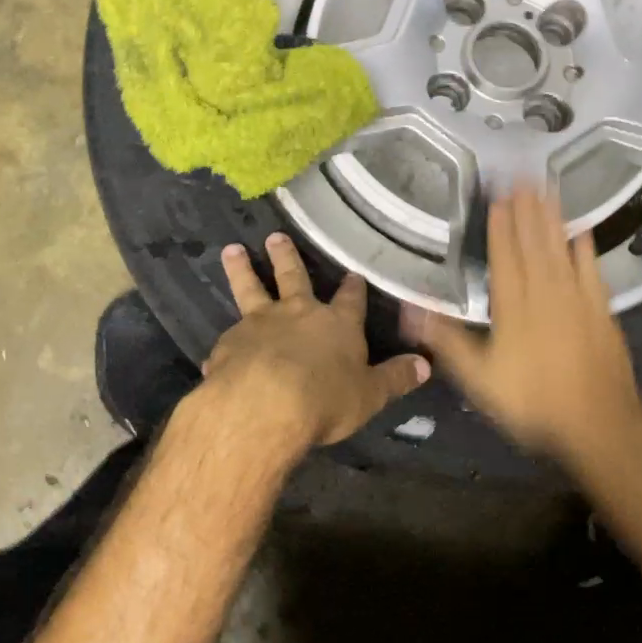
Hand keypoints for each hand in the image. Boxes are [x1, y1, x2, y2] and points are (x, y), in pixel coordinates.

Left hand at [201, 232, 429, 446]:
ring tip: (232, 250)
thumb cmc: (325, 400)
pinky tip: (216, 352)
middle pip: (293, 277)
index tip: (353, 274)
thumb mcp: (370, 394)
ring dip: (242, 269)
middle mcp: (298, 314)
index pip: (350, 299)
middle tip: (276, 237)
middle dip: (287, 256)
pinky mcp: (229, 343)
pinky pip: (227, 339)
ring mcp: (259, 324)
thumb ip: (395, 378)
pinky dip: (224, 342)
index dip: (353, 288)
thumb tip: (425, 364)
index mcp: (336, 324)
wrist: (263, 406)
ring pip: (250, 289)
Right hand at [405, 187, 640, 457]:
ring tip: (545, 187)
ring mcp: (576, 297)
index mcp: (513, 305)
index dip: (500, 225)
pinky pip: (590, 268)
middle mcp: (544, 291)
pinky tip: (581, 229)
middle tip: (521, 175)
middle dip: (525, 208)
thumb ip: (446, 340)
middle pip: (532, 242)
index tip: (497, 196)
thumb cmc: (532, 400)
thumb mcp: (478, 377)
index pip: (504, 255)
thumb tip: (410, 308)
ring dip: (551, 217)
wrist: (596, 420)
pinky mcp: (601, 308)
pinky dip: (584, 247)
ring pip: (559, 248)